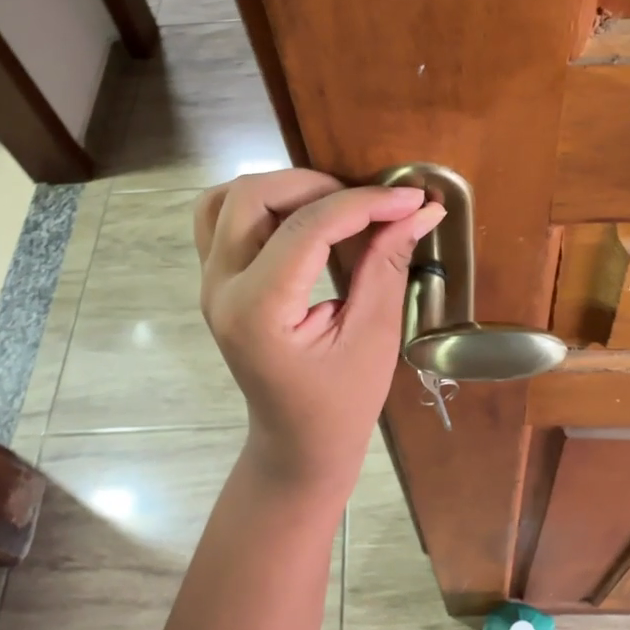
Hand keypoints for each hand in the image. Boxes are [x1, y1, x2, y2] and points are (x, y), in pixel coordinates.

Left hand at [194, 169, 444, 494]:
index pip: (307, 228)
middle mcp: (221, 288)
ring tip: (333, 207)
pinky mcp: (215, 280)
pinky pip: (221, 217)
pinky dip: (260, 202)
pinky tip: (300, 217)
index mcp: (258, 311)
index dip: (365, 203)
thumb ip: (388, 266)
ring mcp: (210, 282)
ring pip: (228, 197)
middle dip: (318, 187)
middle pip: (253, 196)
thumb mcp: (373, 337)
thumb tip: (419, 211)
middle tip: (369, 206)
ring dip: (284, 188)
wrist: (296, 443)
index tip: (411, 199)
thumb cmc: (341, 404)